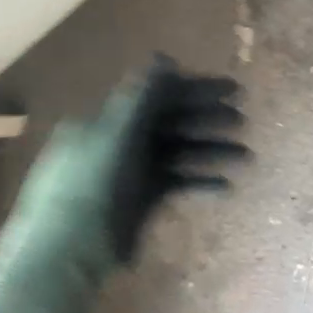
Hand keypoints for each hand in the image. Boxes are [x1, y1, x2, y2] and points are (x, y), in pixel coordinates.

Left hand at [0, 56, 249, 312]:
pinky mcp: (141, 201)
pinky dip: (201, 183)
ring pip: (180, 153)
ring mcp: (131, 173)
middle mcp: (119, 143)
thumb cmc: (87, 188)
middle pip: (172, 123)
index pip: (158, 97)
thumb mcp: (113, 136)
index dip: (197, 90)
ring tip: (247, 157)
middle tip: (244, 120)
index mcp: (106, 123)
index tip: (234, 90)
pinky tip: (226, 188)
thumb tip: (163, 56)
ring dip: (213, 151)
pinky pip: (177, 184)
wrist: (64, 256)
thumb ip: (140, 97)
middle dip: (209, 120)